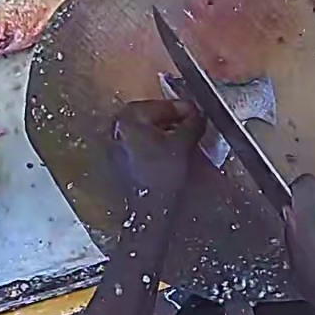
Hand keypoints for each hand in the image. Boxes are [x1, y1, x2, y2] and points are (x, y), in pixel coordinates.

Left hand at [109, 99, 204, 215]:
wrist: (149, 209)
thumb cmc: (163, 173)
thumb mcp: (183, 144)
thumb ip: (192, 123)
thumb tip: (199, 114)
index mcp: (129, 118)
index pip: (160, 105)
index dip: (182, 108)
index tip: (196, 112)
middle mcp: (117, 128)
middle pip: (150, 115)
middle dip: (171, 118)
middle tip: (191, 122)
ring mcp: (115, 145)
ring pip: (144, 130)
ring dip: (163, 131)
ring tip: (183, 137)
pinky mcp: (118, 161)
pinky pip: (139, 144)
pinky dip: (154, 143)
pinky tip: (169, 152)